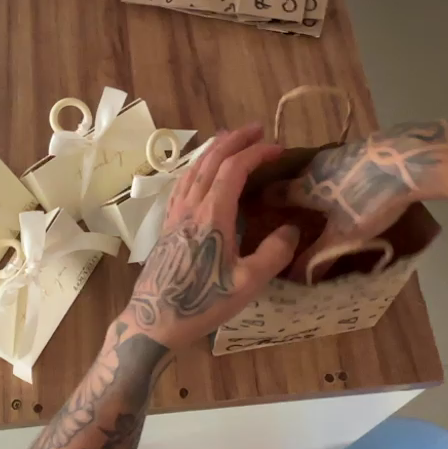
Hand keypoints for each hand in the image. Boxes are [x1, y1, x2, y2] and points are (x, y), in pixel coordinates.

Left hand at [122, 124, 299, 351]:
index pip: (234, 169)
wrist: (154, 319)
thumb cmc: (202, 302)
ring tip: (231, 141)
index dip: (256, 153)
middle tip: (257, 129)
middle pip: (211, 160)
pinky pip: (183, 184)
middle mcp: (191, 206)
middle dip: (234, 140)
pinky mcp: (167, 224)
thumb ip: (274, 254)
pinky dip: (198, 168)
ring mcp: (175, 214)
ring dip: (214, 150)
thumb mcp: (248, 284)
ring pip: (193, 169)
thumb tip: (292, 229)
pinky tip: (201, 173)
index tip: (278, 148)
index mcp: (212, 215)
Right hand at [267, 120, 447, 273]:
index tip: (258, 214)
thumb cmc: (369, 200)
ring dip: (315, 184)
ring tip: (319, 202)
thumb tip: (294, 278)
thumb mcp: (344, 236)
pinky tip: (348, 187)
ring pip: (317, 171)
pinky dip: (336, 177)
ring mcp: (338, 154)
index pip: (274, 193)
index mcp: (304, 187)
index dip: (265, 204)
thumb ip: (318, 256)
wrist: (410, 161)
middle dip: (290, 195)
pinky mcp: (360, 148)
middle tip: (289, 213)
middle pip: (295, 180)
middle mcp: (314, 166)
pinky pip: (339, 165)